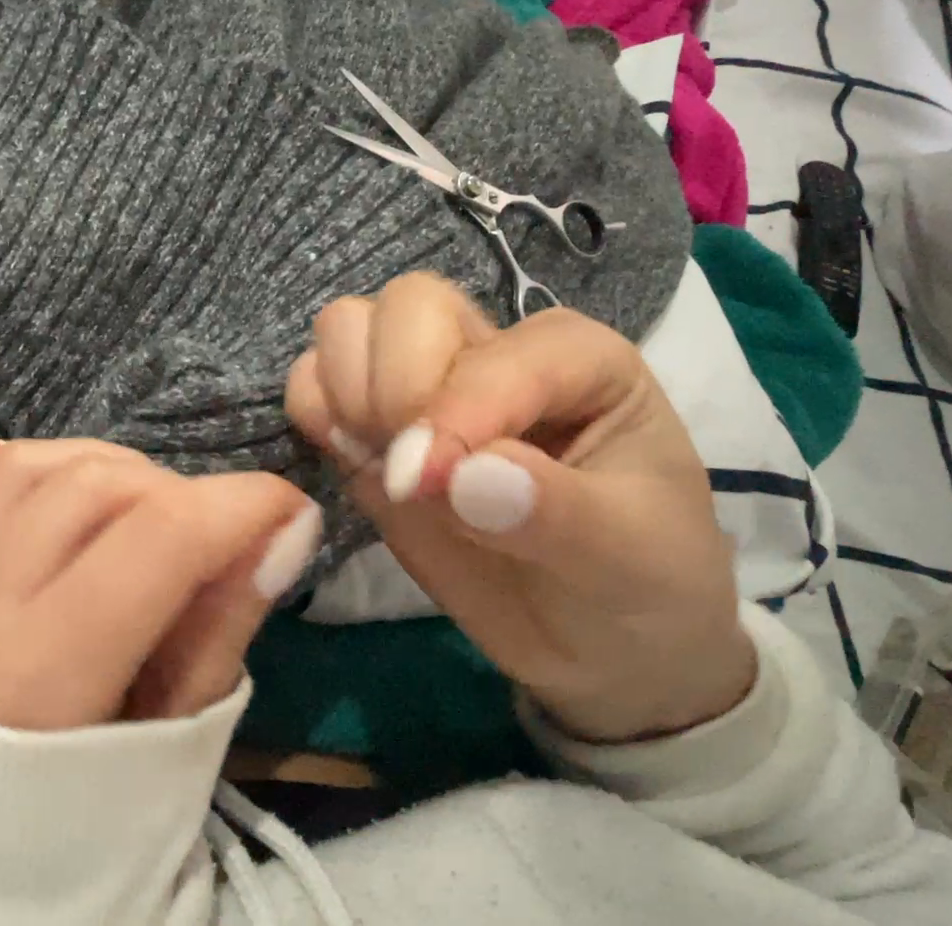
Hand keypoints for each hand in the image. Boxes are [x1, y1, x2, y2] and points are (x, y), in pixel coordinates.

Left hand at [0, 429, 321, 730]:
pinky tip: (30, 475)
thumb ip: (225, 621)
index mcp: (42, 680)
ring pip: (26, 468)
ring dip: (106, 468)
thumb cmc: (89, 807)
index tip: (290, 507)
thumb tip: (285, 527)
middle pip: (92, 488)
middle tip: (210, 536)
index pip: (155, 541)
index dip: (241, 504)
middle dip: (178, 493)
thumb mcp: (177, 734)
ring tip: (143, 510)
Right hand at [285, 275, 755, 742]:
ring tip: (377, 462)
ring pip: (348, 327)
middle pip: (407, 305)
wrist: (598, 645)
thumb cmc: (637, 587)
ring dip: (344, 391)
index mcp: (577, 361)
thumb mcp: (626, 556)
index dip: (450, 415)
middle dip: (391, 385)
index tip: (422, 490)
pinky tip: (353, 462)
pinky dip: (315, 414)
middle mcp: (494, 354)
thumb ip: (550, 511)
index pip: (491, 354)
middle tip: (410, 474)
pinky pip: (314, 383)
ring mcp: (426, 387)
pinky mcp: (375, 429)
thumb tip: (455, 476)